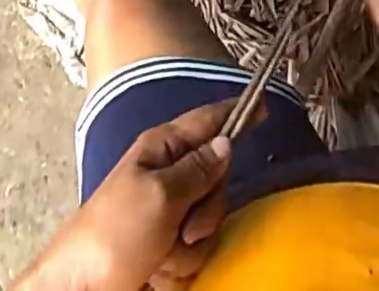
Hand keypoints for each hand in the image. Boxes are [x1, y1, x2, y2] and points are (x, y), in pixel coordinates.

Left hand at [18, 99, 236, 290]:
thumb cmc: (113, 236)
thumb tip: (225, 142)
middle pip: (216, 180)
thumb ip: (198, 170)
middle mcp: (168, 177)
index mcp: (161, 150)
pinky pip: (195, 254)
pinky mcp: (166, 249)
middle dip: (206, 211)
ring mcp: (167, 215)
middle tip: (183, 228)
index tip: (264, 104)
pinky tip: (155, 275)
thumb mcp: (160, 196)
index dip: (235, 113)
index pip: (207, 122)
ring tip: (158, 257)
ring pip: (209, 222)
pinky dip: (178, 268)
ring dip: (188, 248)